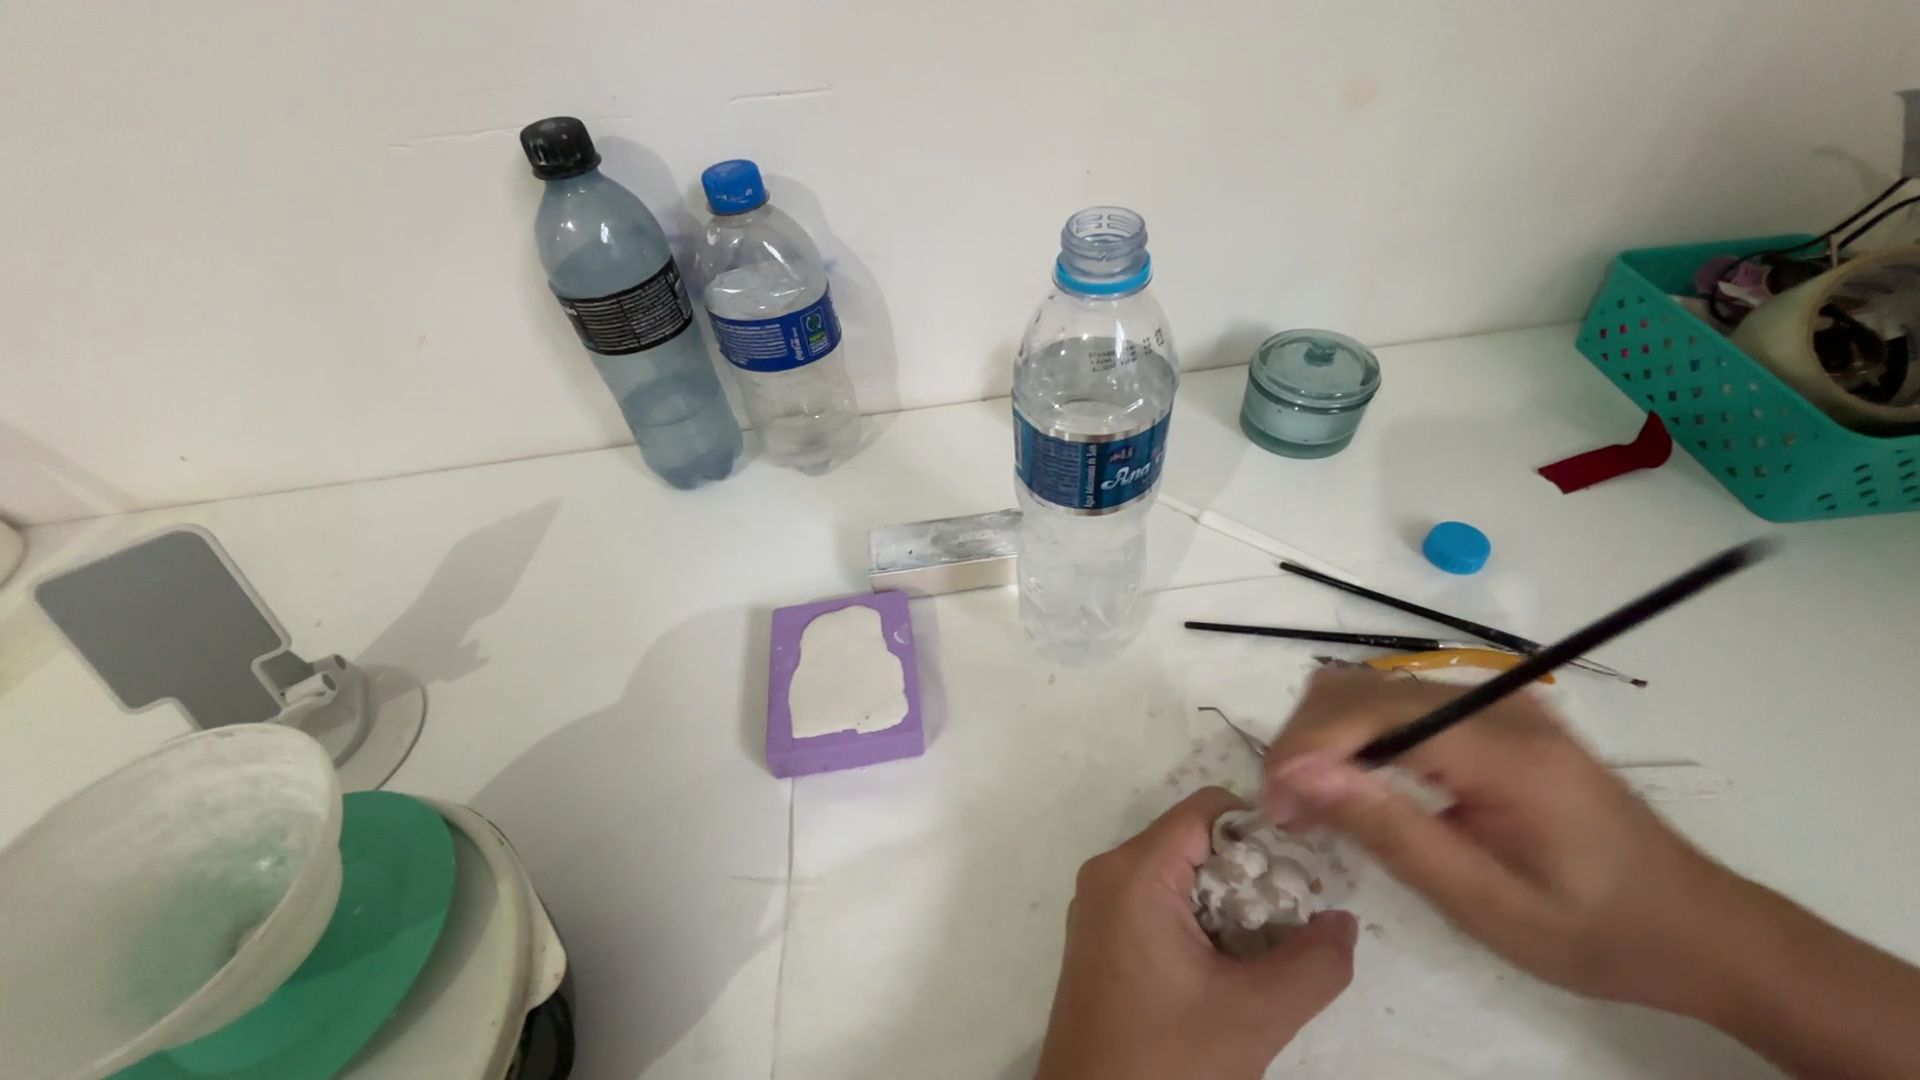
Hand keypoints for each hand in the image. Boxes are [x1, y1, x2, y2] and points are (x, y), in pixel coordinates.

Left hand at [1035, 787, 1356, 1079]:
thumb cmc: (1166, 1060)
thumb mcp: (1255, 1015)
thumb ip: (1314, 964)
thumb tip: (1343, 920)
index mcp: (1136, 871)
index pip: (1207, 809)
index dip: (1260, 831)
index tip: (1301, 875)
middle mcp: (1109, 871)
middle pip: (1193, 840)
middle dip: (1248, 874)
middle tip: (1291, 922)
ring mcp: (1098, 902)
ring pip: (1177, 872)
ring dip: (1226, 902)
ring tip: (1263, 951)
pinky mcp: (1098, 932)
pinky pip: (1155, 899)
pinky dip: (1196, 919)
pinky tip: (1224, 968)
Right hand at [1261, 667, 1731, 1014]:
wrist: (1701, 927)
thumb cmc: (1596, 932)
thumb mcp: (1484, 901)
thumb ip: (1388, 830)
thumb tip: (1300, 775)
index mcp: (1503, 750)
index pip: (1370, 711)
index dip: (1305, 746)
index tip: (1274, 804)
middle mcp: (1495, 703)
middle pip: (1358, 688)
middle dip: (1304, 742)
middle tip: (1287, 811)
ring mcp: (1495, 701)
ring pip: (1367, 690)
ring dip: (1323, 738)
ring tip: (1312, 803)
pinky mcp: (1491, 714)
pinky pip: (1395, 705)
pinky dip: (1354, 738)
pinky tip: (1352, 785)